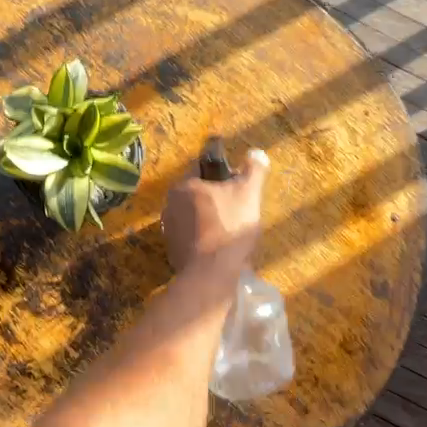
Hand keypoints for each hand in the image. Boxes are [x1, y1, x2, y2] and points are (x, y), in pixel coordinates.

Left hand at [164, 148, 268, 274]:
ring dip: (209, 217)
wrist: (211, 274)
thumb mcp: (249, 194)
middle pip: (198, 192)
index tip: (238, 182)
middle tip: (239, 207)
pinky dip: (204, 236)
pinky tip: (220, 245)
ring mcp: (169, 229)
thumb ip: (254, 170)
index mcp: (184, 185)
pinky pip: (191, 235)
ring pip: (194, 214)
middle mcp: (170, 204)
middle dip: (216, 196)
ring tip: (231, 228)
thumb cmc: (230, 227)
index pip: (203, 167)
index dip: (224, 171)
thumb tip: (257, 152)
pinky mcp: (172, 250)